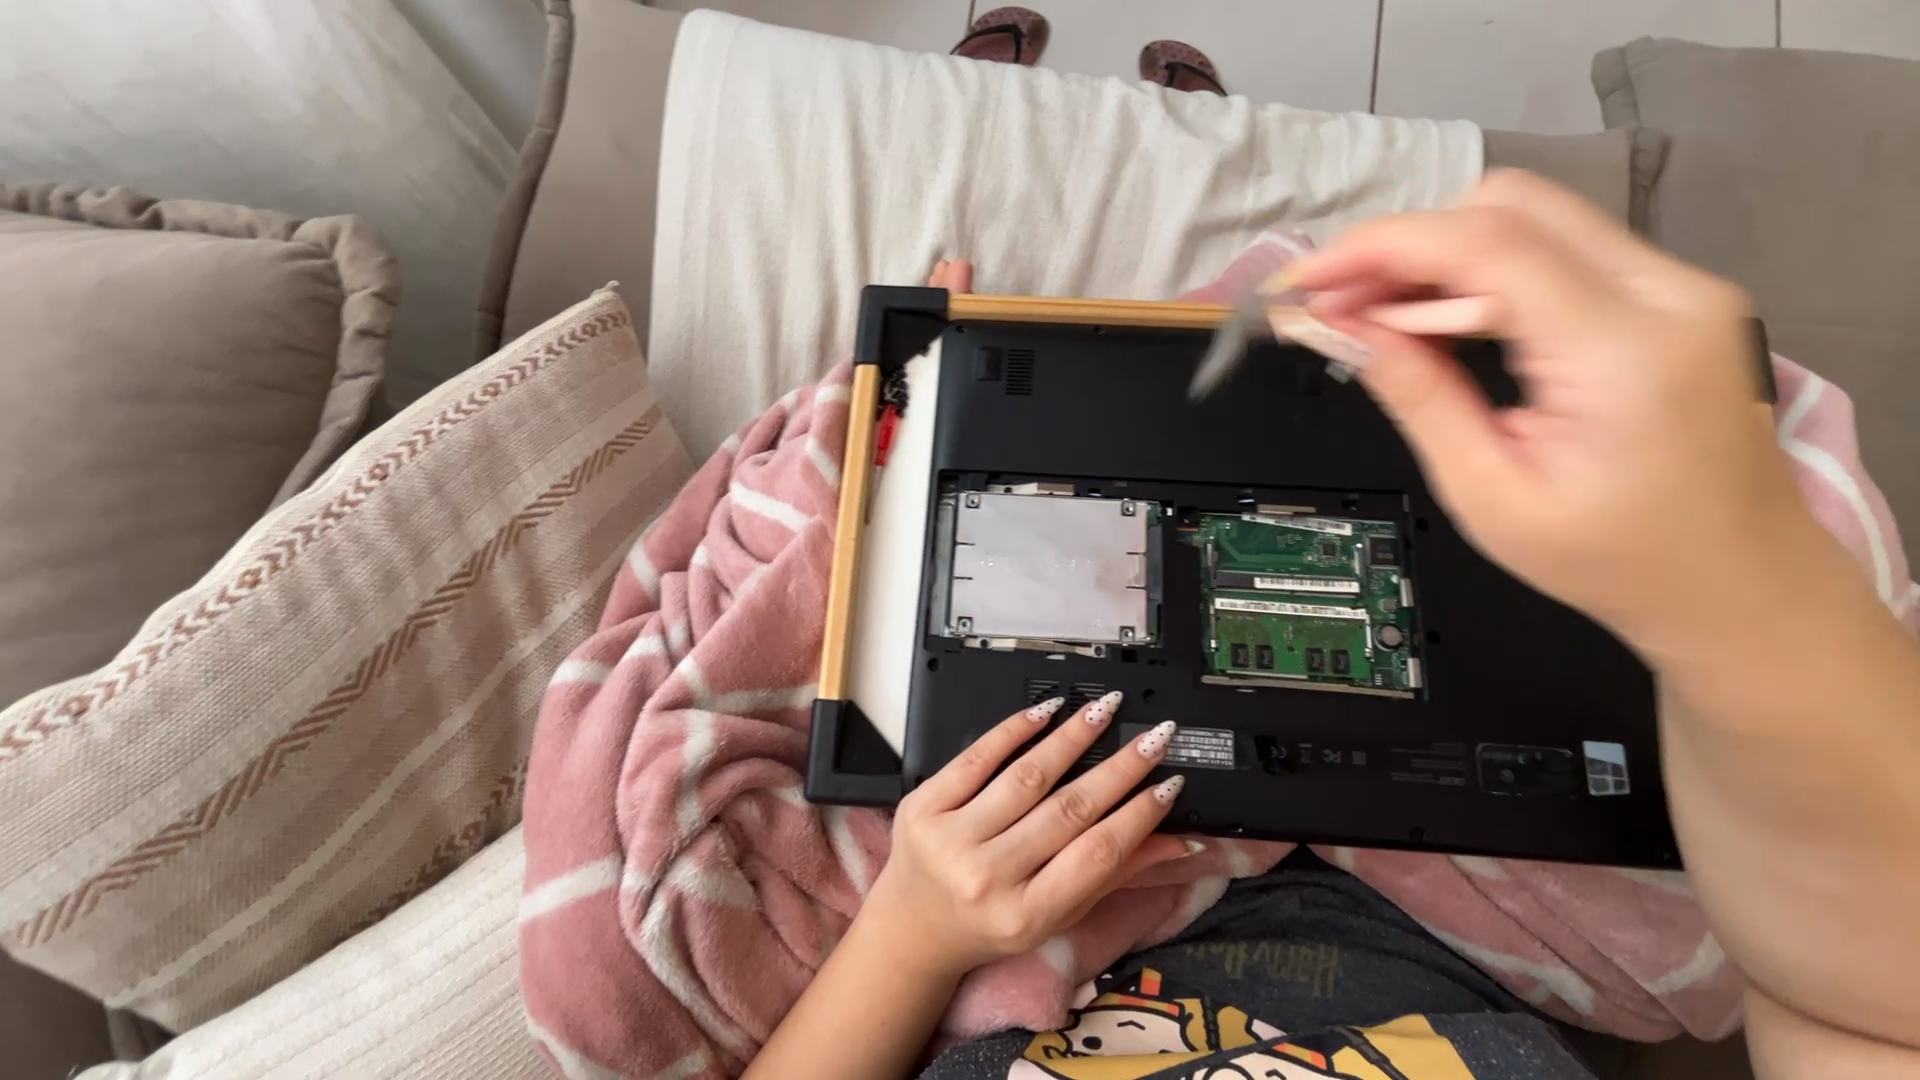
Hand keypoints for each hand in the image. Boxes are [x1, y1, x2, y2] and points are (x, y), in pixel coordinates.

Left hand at [860, 692, 1195, 978]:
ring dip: (1073, 738)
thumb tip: (1175, 843)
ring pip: (1027, 777)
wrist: (913, 928)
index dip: (1139, 816)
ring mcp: (951, 839)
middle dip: (1120, 768)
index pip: (1096, 855)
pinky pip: (977, 757)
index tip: (1168, 784)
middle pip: (1068, 810)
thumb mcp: (1054, 918)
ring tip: (1104, 711)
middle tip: (1153, 737)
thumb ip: (1110, 876)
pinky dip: (1015, 729)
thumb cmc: (987, 926)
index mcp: (1025, 916)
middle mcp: (987, 879)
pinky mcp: (925, 806)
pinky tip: (1046, 711)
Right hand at [1288, 170, 1814, 651]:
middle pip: (1506, 209)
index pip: (1484, 246)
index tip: (1306, 279)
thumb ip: (1418, 395)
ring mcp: (1672, 287)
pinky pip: (1551, 252)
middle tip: (1336, 306)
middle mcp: (1663, 293)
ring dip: (1433, 259)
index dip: (1379, 247)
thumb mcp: (1488, 492)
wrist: (1737, 580)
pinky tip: (1433, 324)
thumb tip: (1344, 331)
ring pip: (1526, 219)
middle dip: (1402, 247)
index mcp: (1621, 352)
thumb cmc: (1613, 558)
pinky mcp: (1662, 296)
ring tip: (1372, 320)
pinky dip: (1474, 276)